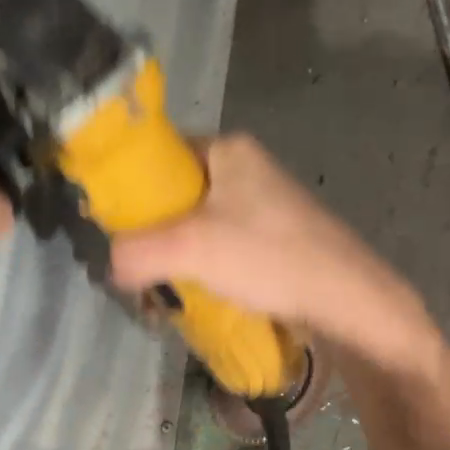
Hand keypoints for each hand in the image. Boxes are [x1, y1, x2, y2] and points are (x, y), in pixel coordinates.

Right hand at [110, 134, 438, 369]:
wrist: (344, 300)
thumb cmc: (268, 258)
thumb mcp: (190, 249)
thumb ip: (136, 251)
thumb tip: (109, 266)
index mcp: (226, 149)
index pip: (156, 155)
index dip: (125, 186)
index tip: (104, 224)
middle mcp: (241, 168)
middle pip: (170, 194)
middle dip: (144, 231)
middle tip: (127, 265)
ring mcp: (256, 205)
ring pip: (190, 224)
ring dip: (167, 256)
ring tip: (153, 287)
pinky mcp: (265, 239)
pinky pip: (212, 246)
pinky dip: (193, 268)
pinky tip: (186, 294)